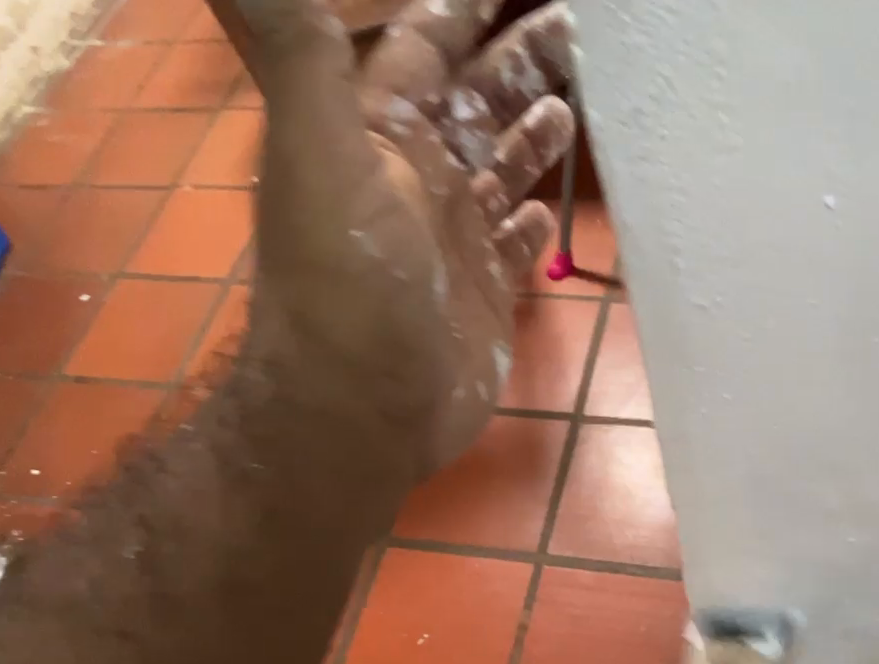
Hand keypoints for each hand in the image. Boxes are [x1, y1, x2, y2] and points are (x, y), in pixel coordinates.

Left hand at [236, 0, 575, 473]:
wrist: (365, 409)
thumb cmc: (349, 284)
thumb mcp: (321, 155)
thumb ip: (299, 49)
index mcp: (379, 134)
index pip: (423, 47)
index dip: (460, 8)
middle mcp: (418, 179)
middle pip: (475, 101)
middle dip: (519, 59)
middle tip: (577, 24)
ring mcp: (454, 240)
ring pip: (500, 167)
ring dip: (533, 132)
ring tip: (579, 100)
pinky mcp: (485, 294)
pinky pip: (513, 245)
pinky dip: (530, 223)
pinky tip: (547, 206)